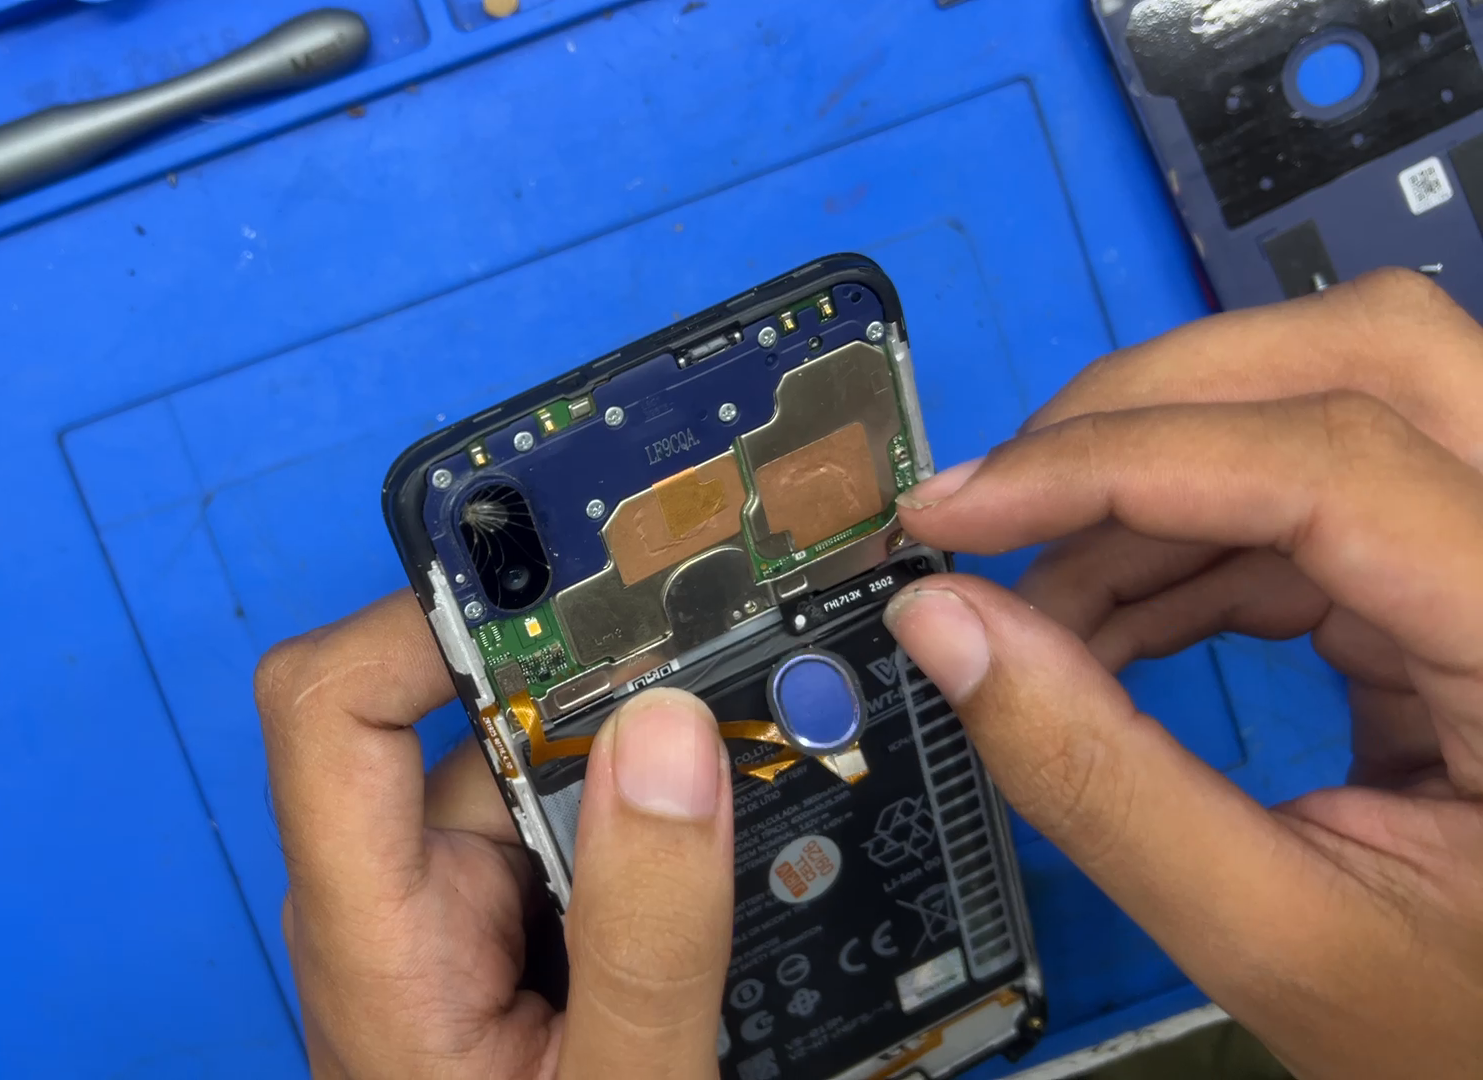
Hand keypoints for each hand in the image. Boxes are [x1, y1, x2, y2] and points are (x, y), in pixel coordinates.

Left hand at [256, 597, 732, 1078]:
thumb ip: (645, 936)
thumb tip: (664, 730)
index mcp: (370, 923)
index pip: (328, 707)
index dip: (414, 627)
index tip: (547, 602)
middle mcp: (391, 876)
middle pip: (448, 707)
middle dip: (565, 679)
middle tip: (688, 647)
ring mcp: (446, 883)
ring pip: (520, 750)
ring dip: (611, 740)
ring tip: (718, 740)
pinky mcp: (493, 895)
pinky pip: (554, 801)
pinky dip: (622, 789)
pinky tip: (696, 811)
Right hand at [883, 269, 1482, 1077]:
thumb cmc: (1480, 1036)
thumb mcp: (1277, 937)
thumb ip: (1089, 774)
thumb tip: (932, 619)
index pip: (1323, 464)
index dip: (1099, 467)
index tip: (944, 515)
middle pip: (1359, 357)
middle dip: (1130, 415)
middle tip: (994, 503)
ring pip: (1317, 411)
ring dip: (1132, 498)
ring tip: (1039, 614)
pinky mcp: (1466, 568)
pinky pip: (1299, 493)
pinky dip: (1167, 546)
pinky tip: (1105, 628)